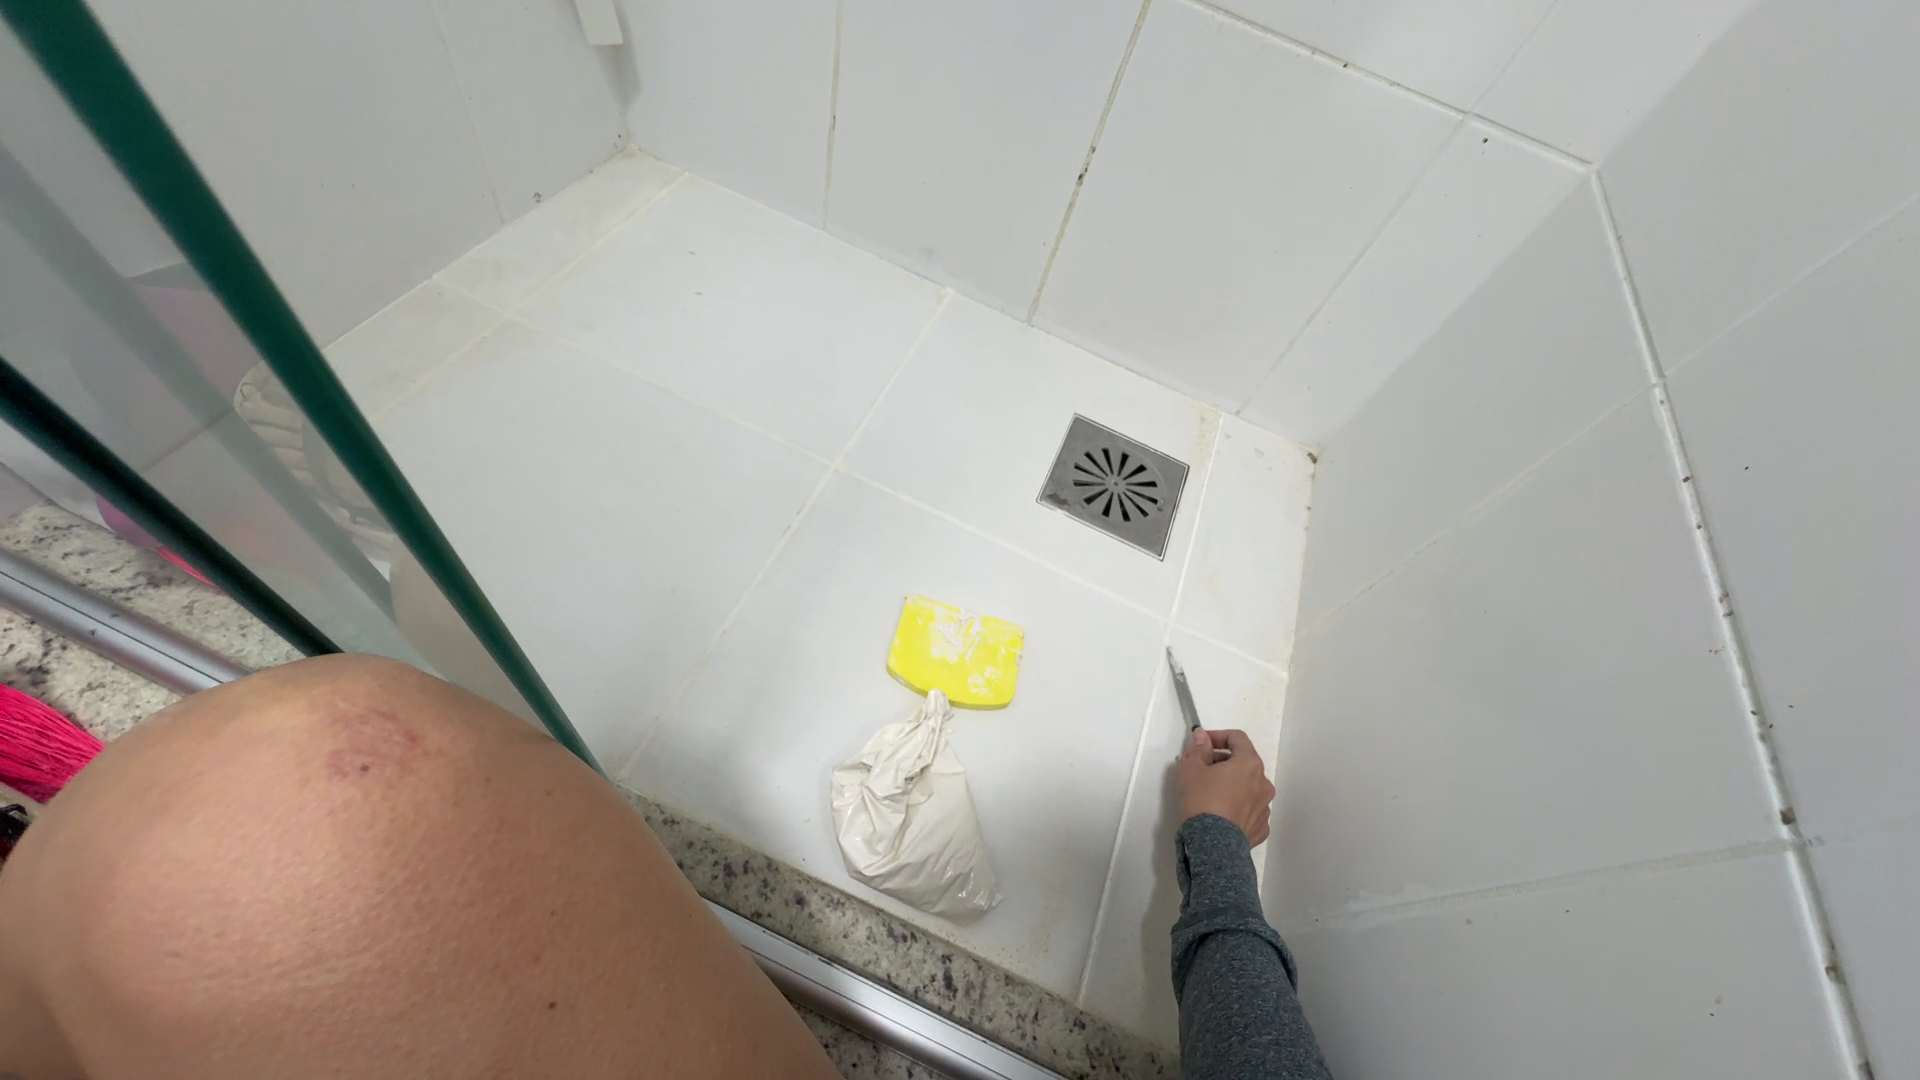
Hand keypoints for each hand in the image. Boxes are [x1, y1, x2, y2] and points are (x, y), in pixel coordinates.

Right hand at [1178, 729, 1274, 844]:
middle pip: (1244, 762)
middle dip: (1222, 761)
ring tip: (1211, 793)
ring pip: (1248, 786)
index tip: (1201, 744)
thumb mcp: (1192, 768)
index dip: (1218, 736)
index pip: (1237, 737)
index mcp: (1249, 763)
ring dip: (1232, 783)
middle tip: (1201, 769)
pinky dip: (1237, 805)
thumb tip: (1203, 737)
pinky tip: (1222, 812)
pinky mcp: (1261, 827)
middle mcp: (1263, 783)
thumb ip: (1199, 748)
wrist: (1213, 844)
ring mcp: (1265, 807)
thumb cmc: (1202, 799)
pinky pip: (1249, 809)